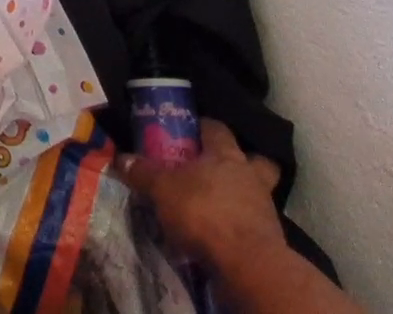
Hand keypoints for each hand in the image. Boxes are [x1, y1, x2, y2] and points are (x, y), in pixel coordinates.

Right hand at [120, 118, 286, 271]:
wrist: (248, 265)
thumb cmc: (204, 212)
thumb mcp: (162, 189)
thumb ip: (143, 172)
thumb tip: (122, 158)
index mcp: (226, 155)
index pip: (217, 129)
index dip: (203, 127)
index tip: (189, 131)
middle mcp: (250, 175)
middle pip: (254, 160)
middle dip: (238, 163)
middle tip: (215, 169)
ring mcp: (264, 208)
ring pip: (254, 192)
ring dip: (238, 197)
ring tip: (213, 206)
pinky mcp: (270, 239)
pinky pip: (252, 223)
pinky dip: (238, 225)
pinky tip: (220, 234)